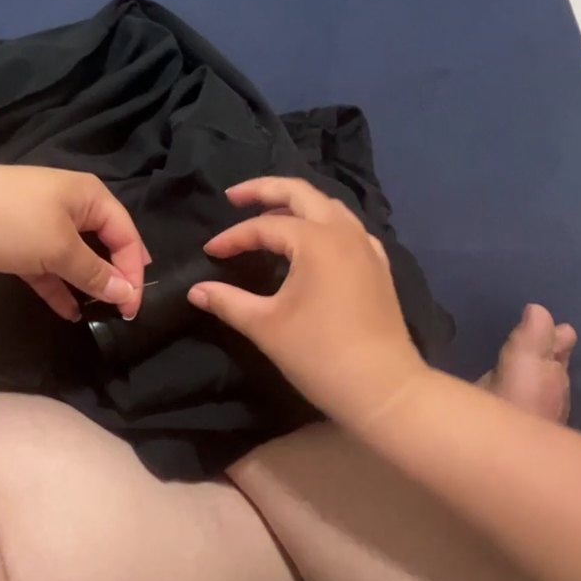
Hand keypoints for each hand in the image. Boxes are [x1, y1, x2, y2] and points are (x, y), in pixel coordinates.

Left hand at [0, 165, 149, 321]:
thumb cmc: (15, 222)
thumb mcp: (61, 248)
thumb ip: (96, 273)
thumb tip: (126, 294)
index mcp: (87, 194)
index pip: (125, 231)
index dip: (133, 268)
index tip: (134, 305)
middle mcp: (68, 204)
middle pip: (102, 242)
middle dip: (112, 275)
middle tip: (122, 310)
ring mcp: (41, 222)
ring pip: (74, 257)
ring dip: (86, 285)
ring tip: (99, 316)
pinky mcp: (18, 242)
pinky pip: (48, 267)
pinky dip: (59, 288)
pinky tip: (70, 313)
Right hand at [188, 177, 428, 425]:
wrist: (384, 390)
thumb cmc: (320, 355)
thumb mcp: (265, 327)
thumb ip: (228, 301)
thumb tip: (195, 290)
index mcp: (316, 240)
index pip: (264, 227)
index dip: (233, 237)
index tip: (210, 252)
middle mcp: (343, 232)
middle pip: (301, 193)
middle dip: (265, 190)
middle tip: (235, 197)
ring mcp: (366, 247)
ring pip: (328, 206)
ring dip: (296, 204)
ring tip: (268, 214)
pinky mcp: (378, 266)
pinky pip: (348, 227)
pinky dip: (323, 222)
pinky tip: (312, 241)